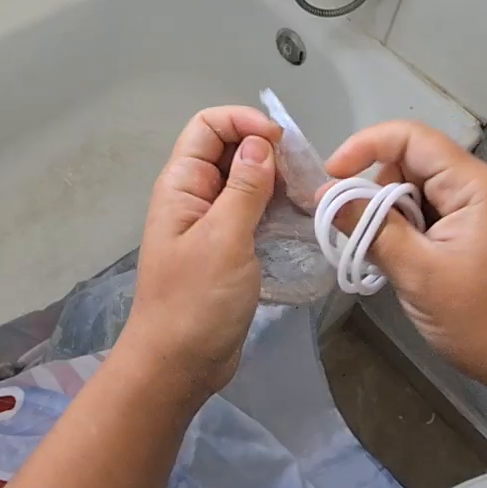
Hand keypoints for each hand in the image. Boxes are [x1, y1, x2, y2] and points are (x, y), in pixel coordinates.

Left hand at [117, 106, 280, 400]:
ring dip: (274, 178)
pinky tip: (300, 215)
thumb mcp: (224, 240)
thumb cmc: (196, 301)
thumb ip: (244, 188)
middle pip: (229, 148)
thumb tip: (260, 142)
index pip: (208, 126)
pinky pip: (252, 209)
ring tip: (307, 193)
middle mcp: (194, 194)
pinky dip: (275, 205)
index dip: (243, 121)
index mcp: (182, 184)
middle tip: (302, 171)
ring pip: (245, 178)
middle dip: (265, 148)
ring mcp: (211, 220)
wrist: (178, 366)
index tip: (279, 141)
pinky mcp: (228, 244)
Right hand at [321, 121, 486, 402]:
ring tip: (387, 256)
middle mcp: (479, 188)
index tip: (332, 178)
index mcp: (474, 185)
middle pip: (411, 162)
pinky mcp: (477, 234)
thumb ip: (370, 227)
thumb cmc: (483, 322)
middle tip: (361, 232)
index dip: (365, 146)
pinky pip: (429, 213)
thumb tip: (326, 195)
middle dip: (377, 190)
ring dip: (390, 214)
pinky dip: (406, 230)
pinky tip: (403, 262)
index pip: (410, 137)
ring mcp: (480, 211)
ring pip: (416, 190)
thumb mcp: (417, 273)